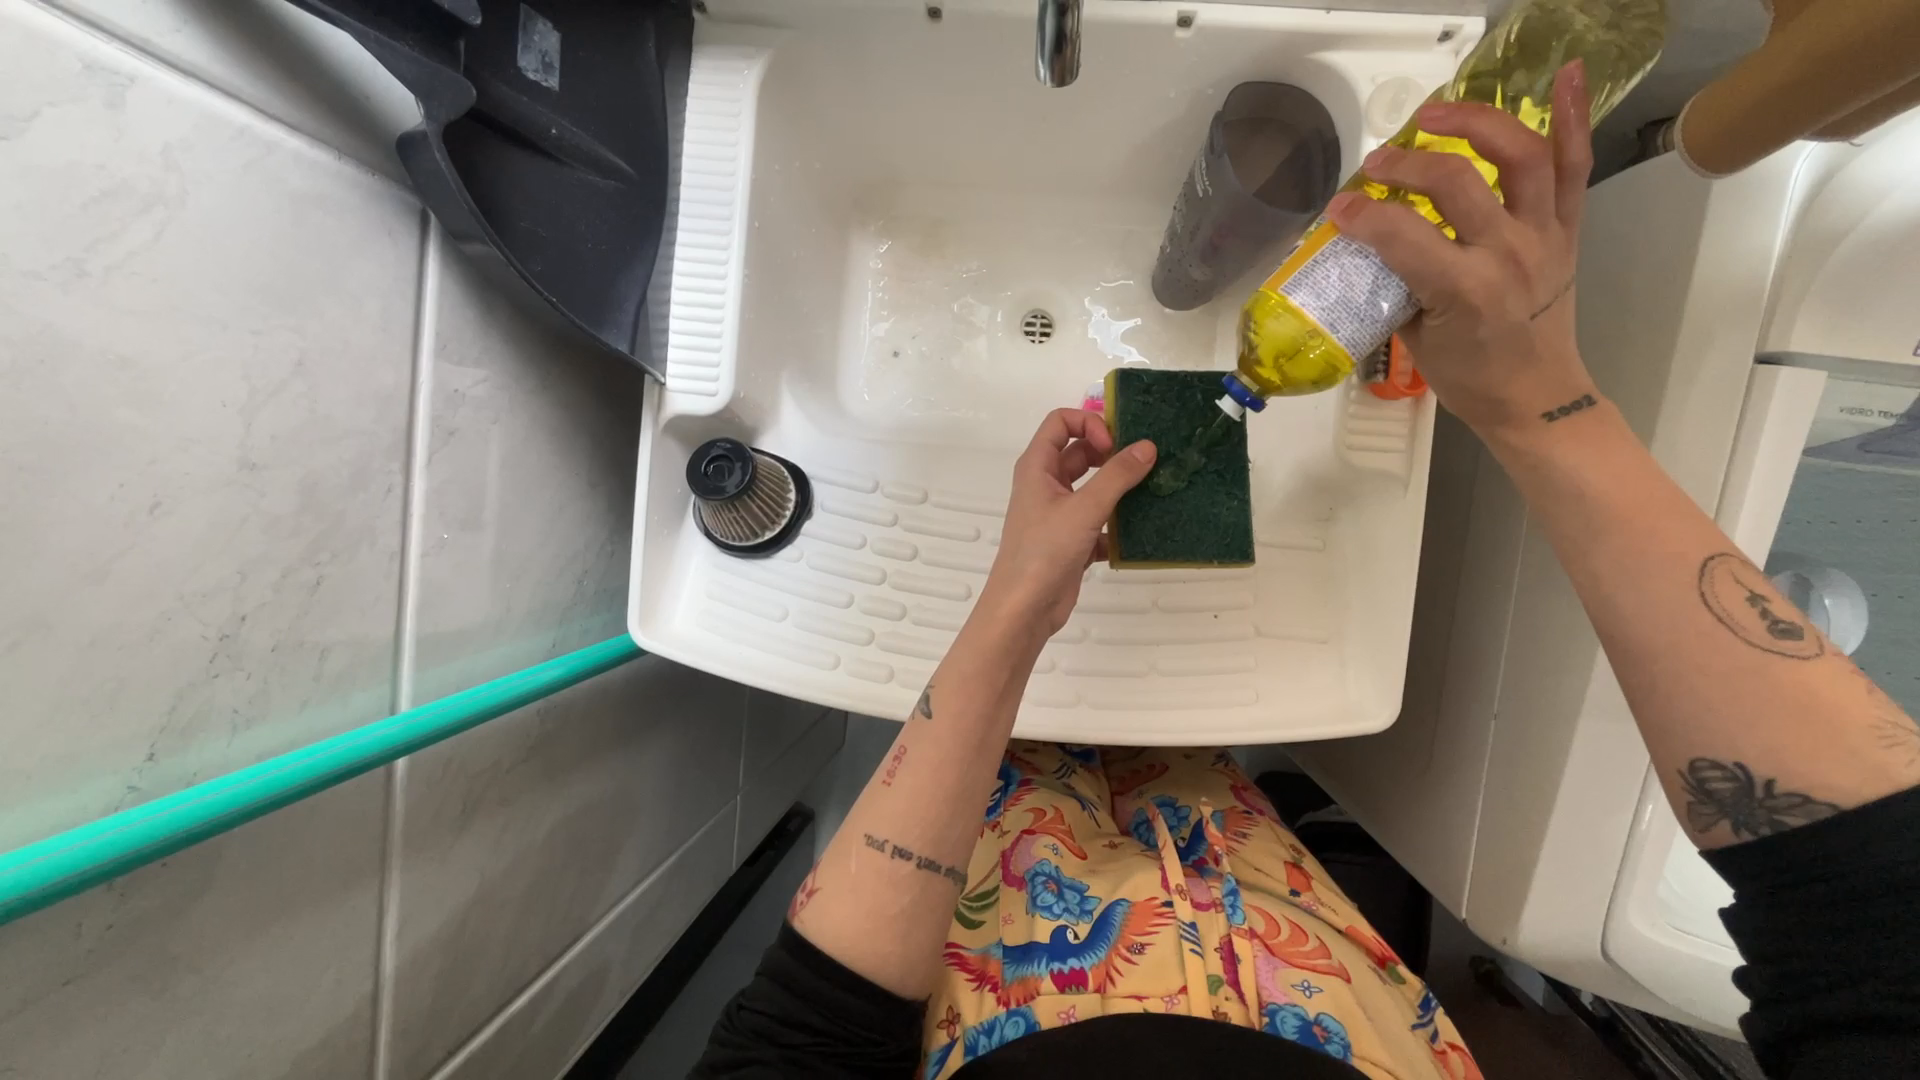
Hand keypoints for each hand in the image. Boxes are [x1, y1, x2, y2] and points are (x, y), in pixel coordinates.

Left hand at [980, 408, 1155, 634]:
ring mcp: (1057, 514)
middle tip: (1142, 465)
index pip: (1060, 422)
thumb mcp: (1084, 508)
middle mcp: (1045, 485)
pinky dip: (1117, 525)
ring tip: (1151, 492)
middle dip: (1110, 454)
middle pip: (1079, 453)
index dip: (1088, 423)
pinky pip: (1098, 521)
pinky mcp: (1070, 541)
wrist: (1024, 609)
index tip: (1114, 444)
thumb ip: (1117, 475)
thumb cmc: (1044, 551)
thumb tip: (1148, 446)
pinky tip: (1138, 533)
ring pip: (1092, 489)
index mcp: (1037, 467)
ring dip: (1119, 489)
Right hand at [1328, 60, 1598, 437]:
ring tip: (1438, 114)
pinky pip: (1573, 165)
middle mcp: (1508, 253)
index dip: (1361, 215)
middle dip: (1406, 164)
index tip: (1335, 207)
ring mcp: (1544, 235)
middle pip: (1456, 182)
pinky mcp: (1567, 228)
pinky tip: (1559, 76)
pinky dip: (1570, 117)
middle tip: (1376, 163)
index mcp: (1462, 290)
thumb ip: (1395, 285)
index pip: (1402, 234)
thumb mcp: (1413, 338)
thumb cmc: (1467, 376)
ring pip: (1519, 156)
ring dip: (1478, 123)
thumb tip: (1369, 248)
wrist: (1534, 394)